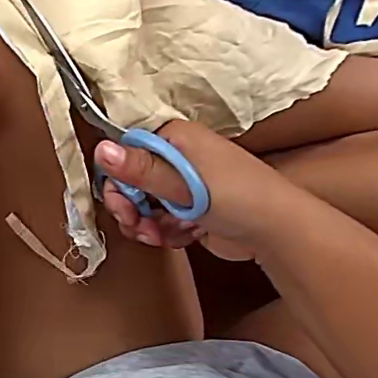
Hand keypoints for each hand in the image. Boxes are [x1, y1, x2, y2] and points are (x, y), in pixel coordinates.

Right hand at [94, 120, 310, 260]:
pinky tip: (180, 237)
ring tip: (158, 235)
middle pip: (134, 183)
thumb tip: (101, 149)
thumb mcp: (184, 183)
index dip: (119, 181)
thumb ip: (141, 170)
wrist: (275, 231)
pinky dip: (166, 233)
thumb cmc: (237, 195)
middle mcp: (178, 159)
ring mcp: (185, 187)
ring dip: (147, 225)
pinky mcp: (192, 212)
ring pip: (147, 207)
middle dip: (131, 209)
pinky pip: (164, 223)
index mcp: (175, 140)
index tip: (123, 203)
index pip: (128, 154)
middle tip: (136, 223)